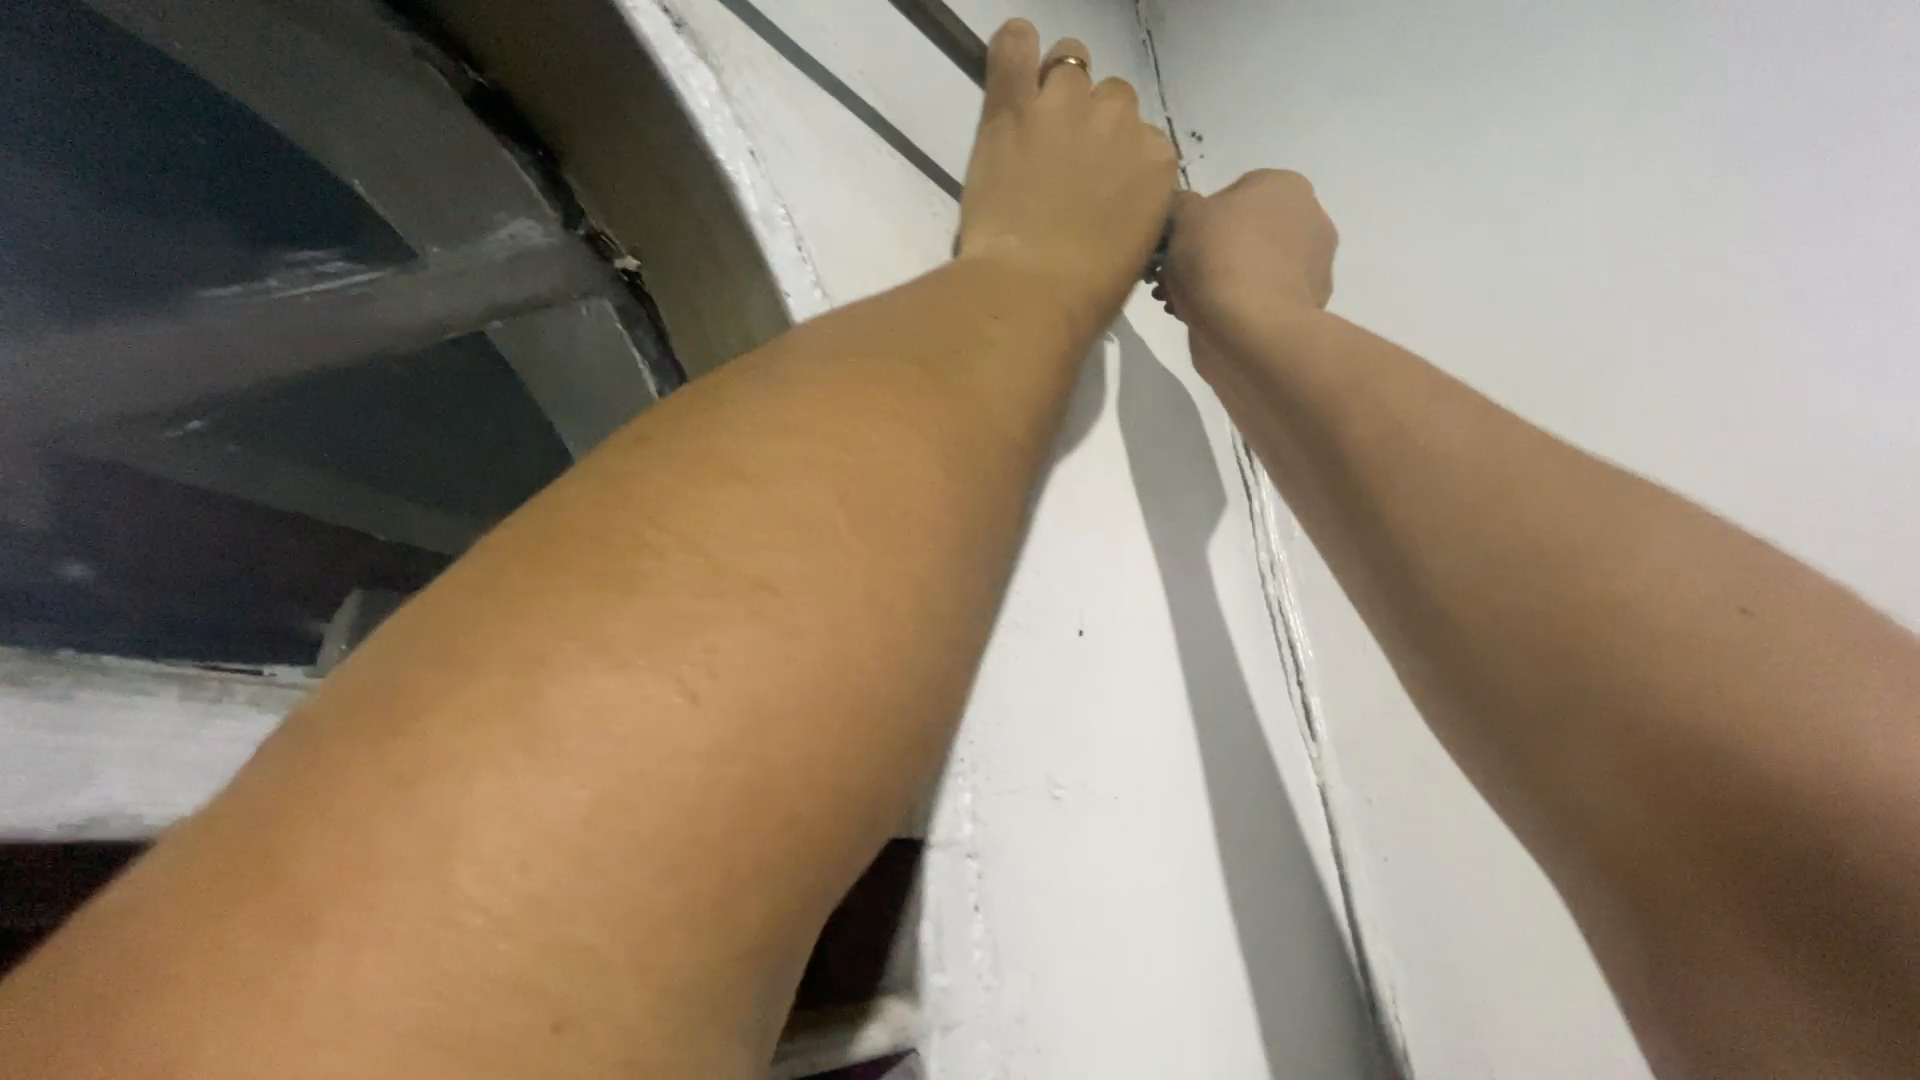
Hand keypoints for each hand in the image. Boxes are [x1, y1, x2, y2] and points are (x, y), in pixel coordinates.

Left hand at [958, 22, 1178, 326]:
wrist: (1033, 292)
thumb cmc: (1085, 295)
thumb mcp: (1132, 256)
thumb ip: (1133, 213)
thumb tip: (1114, 208)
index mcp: (1157, 163)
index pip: (1142, 140)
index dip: (1114, 161)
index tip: (1093, 188)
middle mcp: (1120, 122)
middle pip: (1111, 98)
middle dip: (1089, 124)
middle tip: (1059, 165)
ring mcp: (1066, 106)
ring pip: (1071, 63)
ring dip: (1056, 88)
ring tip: (1033, 126)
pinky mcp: (1014, 106)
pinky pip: (1014, 47)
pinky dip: (1013, 49)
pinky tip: (1011, 65)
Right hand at [1155, 170, 1338, 339]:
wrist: (1249, 331)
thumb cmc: (1217, 259)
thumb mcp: (1182, 216)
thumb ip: (1181, 204)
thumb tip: (1184, 210)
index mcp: (1285, 186)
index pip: (1234, 194)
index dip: (1199, 220)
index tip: (1177, 244)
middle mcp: (1309, 219)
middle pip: (1244, 234)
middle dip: (1207, 255)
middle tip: (1173, 278)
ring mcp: (1311, 268)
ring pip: (1249, 269)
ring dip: (1216, 284)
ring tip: (1179, 304)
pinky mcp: (1303, 309)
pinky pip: (1259, 301)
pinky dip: (1234, 309)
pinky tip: (1205, 322)